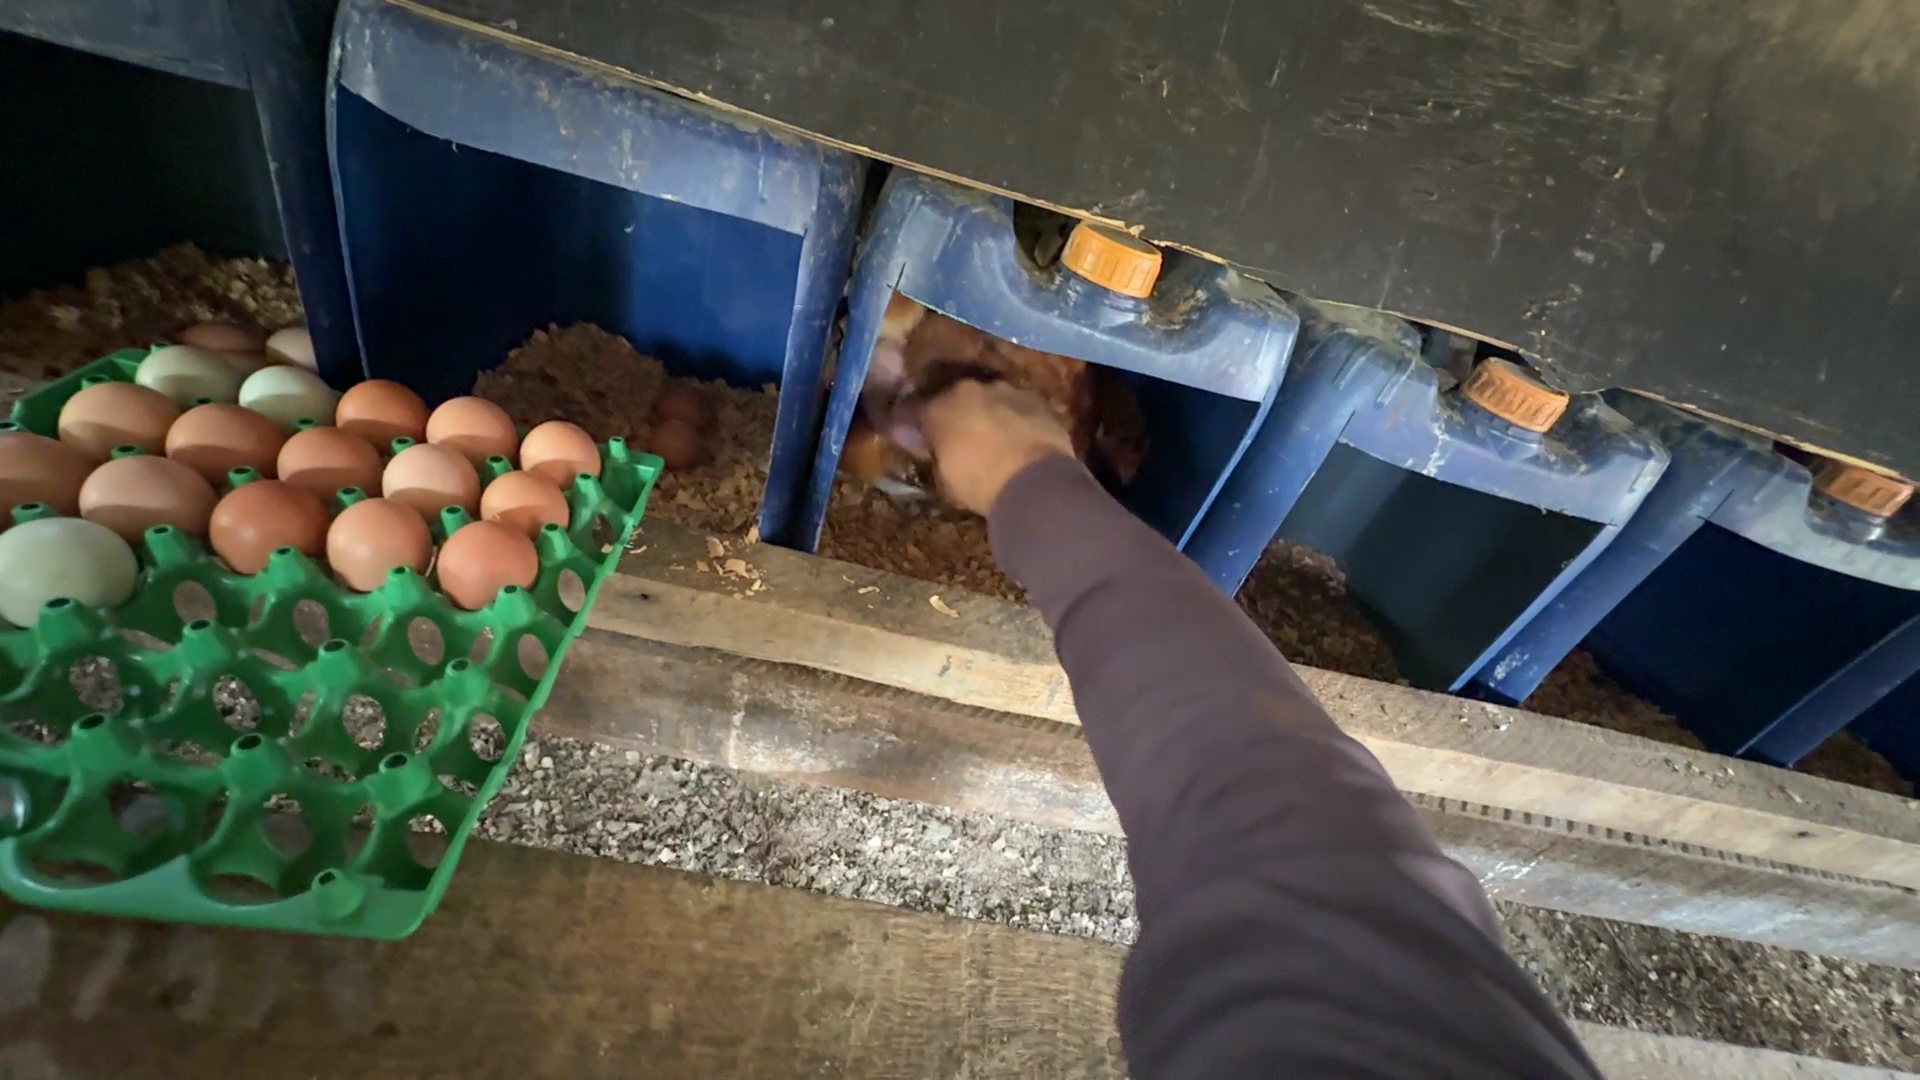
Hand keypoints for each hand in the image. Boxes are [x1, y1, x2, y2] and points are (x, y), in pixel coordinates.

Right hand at [911, 380, 1076, 514]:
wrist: (1035, 478)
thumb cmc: (980, 484)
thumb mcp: (945, 482)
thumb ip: (934, 458)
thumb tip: (926, 448)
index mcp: (938, 408)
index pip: (915, 412)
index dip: (915, 427)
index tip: (918, 440)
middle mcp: (968, 390)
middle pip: (956, 400)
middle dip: (956, 417)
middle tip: (961, 440)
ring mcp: (1004, 390)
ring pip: (989, 400)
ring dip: (988, 415)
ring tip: (996, 440)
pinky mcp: (1036, 398)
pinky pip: (1017, 408)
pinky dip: (1016, 420)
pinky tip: (1021, 440)